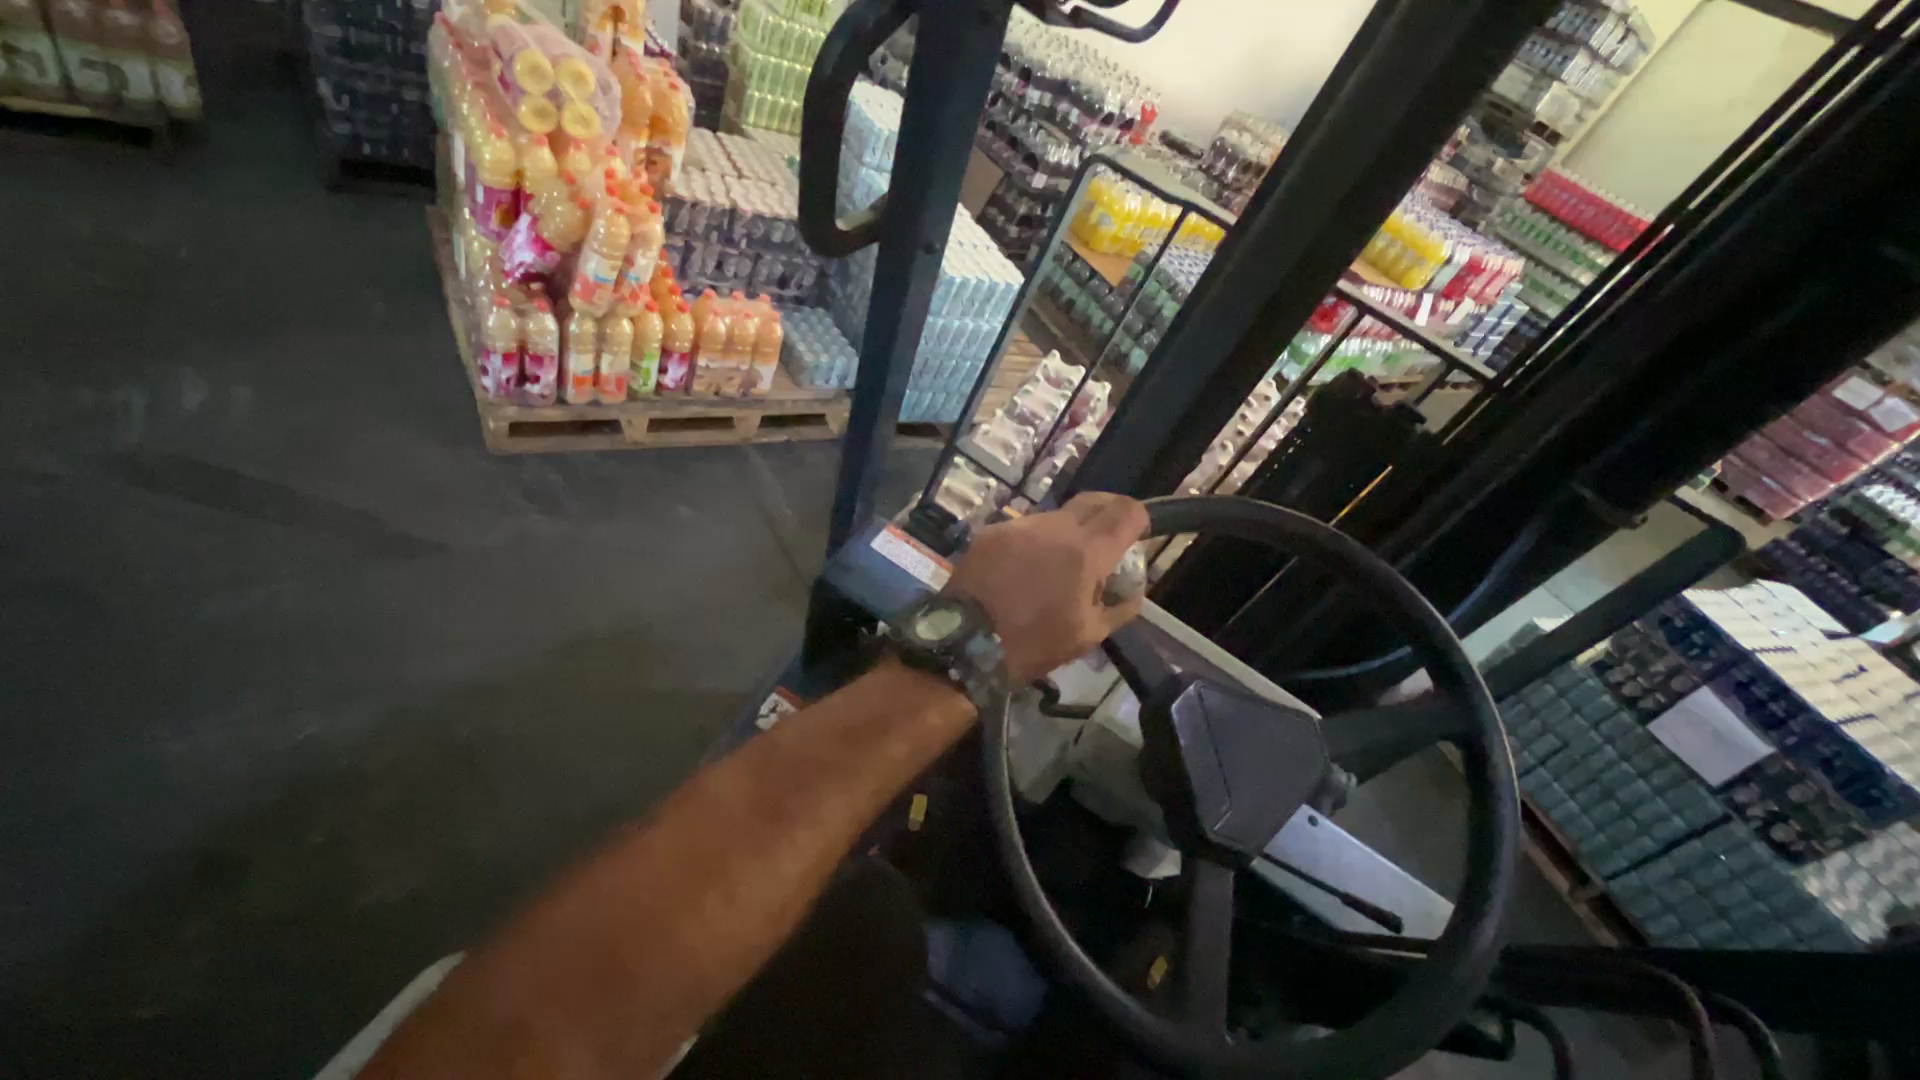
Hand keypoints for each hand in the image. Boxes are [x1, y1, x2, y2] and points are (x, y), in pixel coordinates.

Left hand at [947, 493, 1149, 682]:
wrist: (964, 644)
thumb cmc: (1033, 645)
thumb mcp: (1089, 636)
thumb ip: (1120, 606)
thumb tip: (1133, 588)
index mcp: (1085, 552)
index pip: (1127, 512)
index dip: (1139, 519)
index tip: (1138, 534)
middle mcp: (1054, 527)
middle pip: (1094, 500)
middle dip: (1110, 512)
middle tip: (1110, 537)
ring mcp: (1019, 526)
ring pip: (1057, 515)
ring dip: (1069, 531)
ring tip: (1061, 563)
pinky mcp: (991, 532)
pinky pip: (1025, 529)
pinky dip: (1035, 541)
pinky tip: (1026, 569)